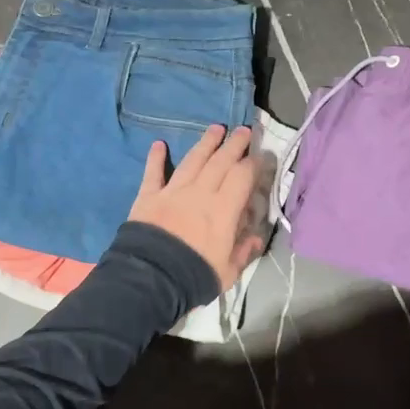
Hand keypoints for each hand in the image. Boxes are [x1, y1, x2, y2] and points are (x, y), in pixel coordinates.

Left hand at [128, 125, 262, 291]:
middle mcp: (200, 193)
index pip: (242, 176)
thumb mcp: (228, 271)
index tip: (261, 155)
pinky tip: (159, 144)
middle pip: (220, 161)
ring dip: (205, 143)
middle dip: (234, 144)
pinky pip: (153, 173)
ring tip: (216, 128)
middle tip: (243, 130)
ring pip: (192, 160)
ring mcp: (172, 192)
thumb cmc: (194, 276)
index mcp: (223, 209)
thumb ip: (244, 251)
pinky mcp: (148, 197)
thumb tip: (256, 236)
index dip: (254, 163)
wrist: (151, 279)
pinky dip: (156, 158)